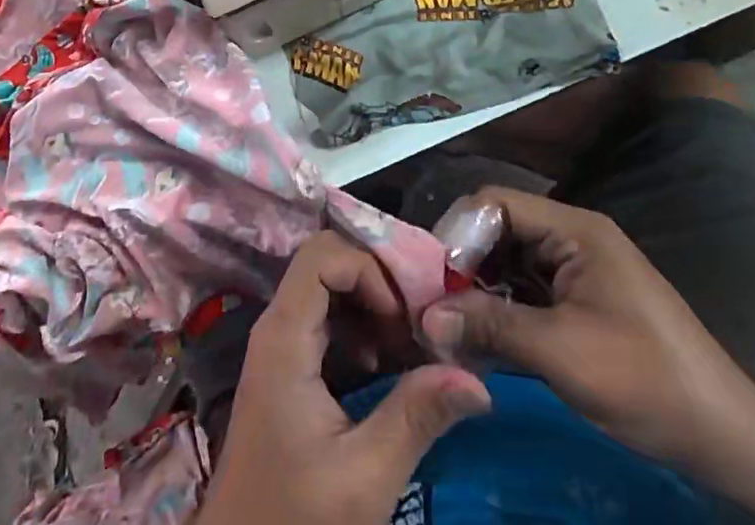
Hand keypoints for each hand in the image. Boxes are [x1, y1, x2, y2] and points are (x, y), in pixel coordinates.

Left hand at [195, 232, 492, 524]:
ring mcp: (282, 345)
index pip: (323, 255)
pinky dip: (366, 328)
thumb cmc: (295, 517)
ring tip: (414, 345)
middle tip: (423, 322)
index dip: (370, 268)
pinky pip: (330, 319)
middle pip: (330, 263)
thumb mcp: (364, 475)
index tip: (407, 314)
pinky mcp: (290, 366)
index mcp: (284, 338)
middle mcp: (278, 328)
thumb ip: (416, 416)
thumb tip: (477, 378)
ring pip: (332, 288)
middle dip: (382, 281)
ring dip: (378, 306)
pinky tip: (390, 366)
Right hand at [419, 187, 754, 472]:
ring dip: (477, 292)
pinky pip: (524, 292)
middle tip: (430, 307)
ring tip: (446, 328)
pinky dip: (498, 311)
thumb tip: (424, 317)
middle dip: (462, 265)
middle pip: (498, 231)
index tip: (430, 279)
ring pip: (508, 263)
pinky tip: (477, 341)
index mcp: (575, 230)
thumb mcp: (561, 352)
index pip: (496, 203)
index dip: (457, 233)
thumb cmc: (645, 379)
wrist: (723, 434)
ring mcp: (577, 270)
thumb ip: (490, 326)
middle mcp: (572, 238)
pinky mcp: (578, 302)